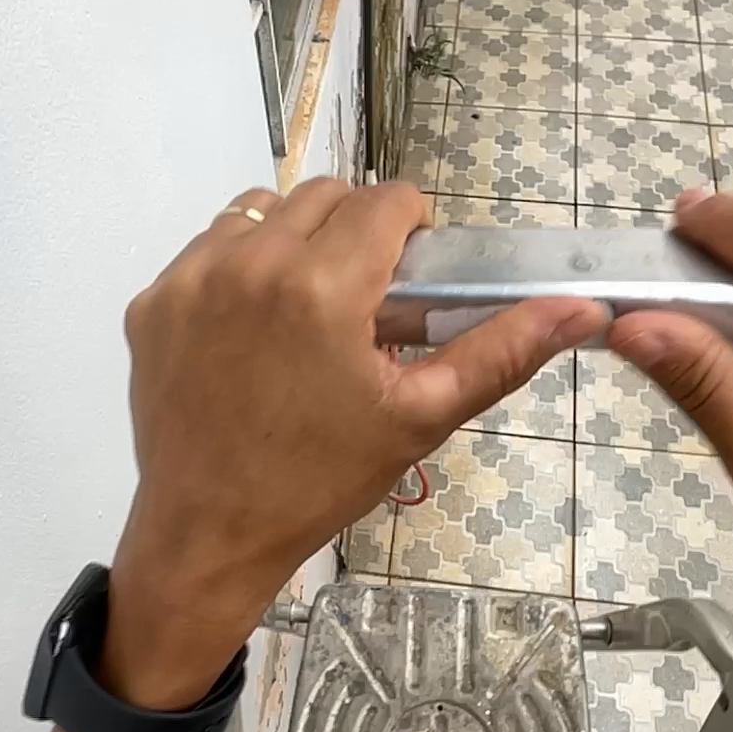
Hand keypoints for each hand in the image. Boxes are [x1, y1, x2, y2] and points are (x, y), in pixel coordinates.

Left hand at [106, 179, 607, 704]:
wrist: (212, 534)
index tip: (411, 280)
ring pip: (263, 211)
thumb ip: (499, 354)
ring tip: (306, 316)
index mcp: (322, 286)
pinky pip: (209, 248)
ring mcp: (188, 278)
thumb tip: (583, 310)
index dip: (413, 231)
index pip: (387, 201)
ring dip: (297, 244)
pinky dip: (241, 268)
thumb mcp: (418, 419)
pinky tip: (251, 331)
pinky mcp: (150, 301)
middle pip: (326, 197)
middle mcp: (248, 261)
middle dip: (357, 237)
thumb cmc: (321, 482)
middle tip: (362, 308)